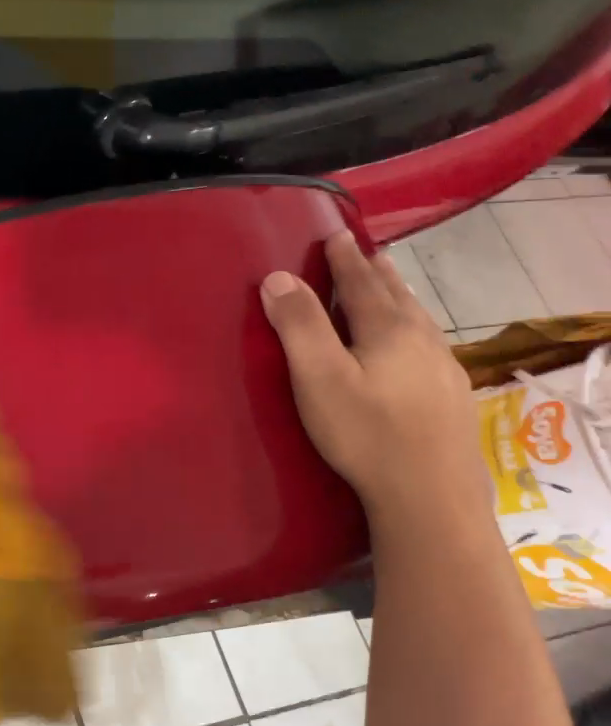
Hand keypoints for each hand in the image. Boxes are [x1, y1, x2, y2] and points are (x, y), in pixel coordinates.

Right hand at [260, 233, 487, 519]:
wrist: (428, 490)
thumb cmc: (363, 431)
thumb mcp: (318, 376)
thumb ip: (299, 326)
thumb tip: (279, 277)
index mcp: (389, 331)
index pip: (364, 285)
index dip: (346, 260)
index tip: (337, 235)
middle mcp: (422, 341)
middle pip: (397, 297)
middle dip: (377, 272)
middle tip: (366, 252)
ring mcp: (441, 369)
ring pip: (417, 320)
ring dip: (398, 298)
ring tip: (388, 286)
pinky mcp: (448, 396)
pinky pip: (425, 344)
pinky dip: (411, 327)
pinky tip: (410, 342)